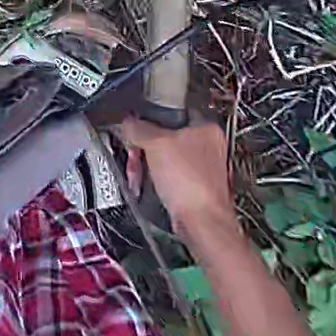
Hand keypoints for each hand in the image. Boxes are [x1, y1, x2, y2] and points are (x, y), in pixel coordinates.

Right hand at [118, 116, 240, 243]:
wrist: (201, 224)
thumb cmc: (190, 183)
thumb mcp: (154, 143)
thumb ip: (137, 127)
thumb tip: (128, 124)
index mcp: (206, 128)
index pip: (172, 111)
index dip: (150, 118)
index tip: (138, 126)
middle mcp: (208, 147)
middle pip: (164, 136)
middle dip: (144, 147)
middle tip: (136, 153)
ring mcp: (201, 169)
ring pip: (163, 157)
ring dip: (146, 165)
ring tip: (139, 173)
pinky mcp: (193, 188)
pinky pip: (167, 177)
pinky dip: (154, 180)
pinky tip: (147, 186)